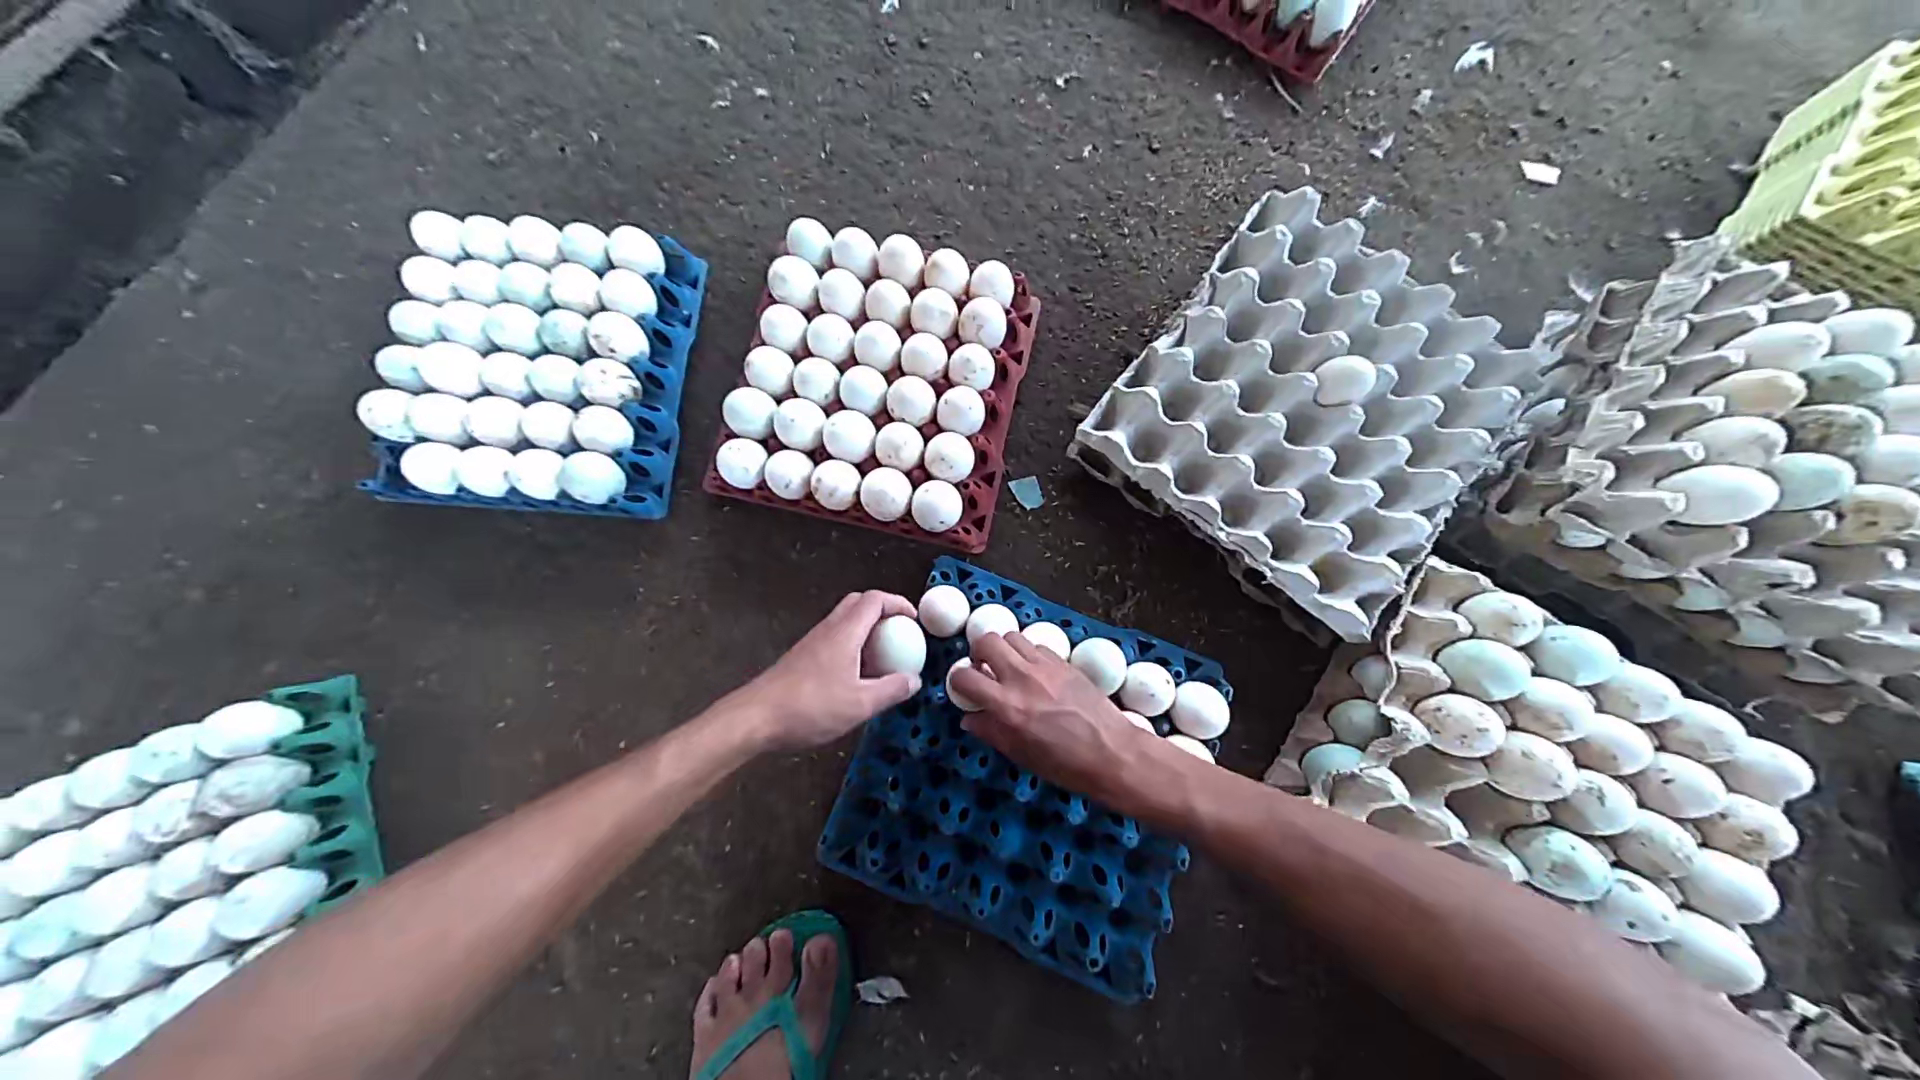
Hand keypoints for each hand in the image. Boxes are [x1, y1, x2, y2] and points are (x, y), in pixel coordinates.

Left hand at [727, 590, 921, 751]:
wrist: (754, 719)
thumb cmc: (807, 708)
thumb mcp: (860, 704)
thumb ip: (891, 690)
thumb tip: (912, 681)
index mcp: (844, 633)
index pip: (874, 600)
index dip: (898, 604)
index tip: (914, 621)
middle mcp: (827, 630)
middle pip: (858, 604)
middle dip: (883, 613)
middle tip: (900, 636)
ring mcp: (812, 644)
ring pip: (844, 623)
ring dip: (866, 633)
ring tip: (882, 660)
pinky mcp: (801, 659)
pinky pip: (833, 641)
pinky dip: (851, 649)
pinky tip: (856, 678)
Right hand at [950, 632, 1162, 800]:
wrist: (1112, 753)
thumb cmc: (1065, 764)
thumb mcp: (1021, 754)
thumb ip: (991, 731)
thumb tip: (970, 717)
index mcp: (1007, 707)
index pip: (965, 677)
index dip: (957, 680)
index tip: (963, 688)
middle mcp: (1023, 679)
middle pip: (986, 641)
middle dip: (979, 653)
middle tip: (984, 669)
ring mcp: (1045, 667)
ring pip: (1011, 637)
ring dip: (1004, 649)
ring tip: (1009, 667)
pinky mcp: (1064, 662)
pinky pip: (1036, 646)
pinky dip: (1028, 654)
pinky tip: (1035, 673)